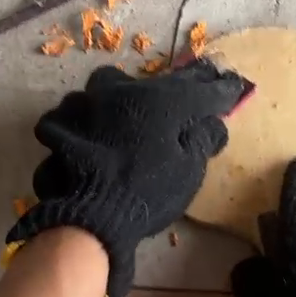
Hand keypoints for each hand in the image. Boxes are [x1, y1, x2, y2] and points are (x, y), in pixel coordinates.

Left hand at [7, 61, 246, 296]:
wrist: (87, 215)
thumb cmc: (147, 192)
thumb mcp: (189, 170)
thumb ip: (203, 140)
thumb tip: (212, 123)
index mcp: (162, 100)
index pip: (201, 90)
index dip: (221, 89)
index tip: (234, 86)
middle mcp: (125, 90)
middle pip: (159, 82)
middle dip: (182, 83)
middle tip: (196, 81)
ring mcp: (88, 102)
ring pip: (111, 86)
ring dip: (125, 93)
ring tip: (131, 104)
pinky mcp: (60, 122)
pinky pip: (78, 112)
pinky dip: (88, 117)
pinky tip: (90, 128)